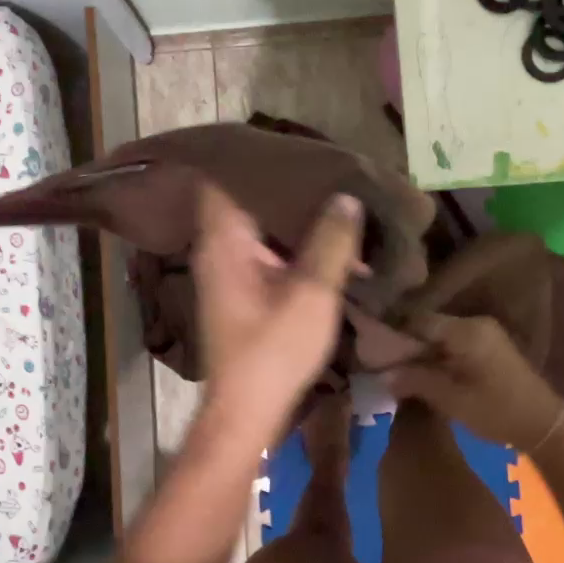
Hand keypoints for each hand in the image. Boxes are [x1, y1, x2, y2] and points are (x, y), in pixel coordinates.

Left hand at [192, 184, 362, 440]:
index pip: (225, 178)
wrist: (246, 413)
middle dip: (287, 189)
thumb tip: (347, 197)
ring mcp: (226, 273)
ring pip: (259, 229)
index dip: (256, 161)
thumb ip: (331, 240)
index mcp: (224, 240)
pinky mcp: (239, 293)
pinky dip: (291, 246)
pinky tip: (328, 246)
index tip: (294, 149)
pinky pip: (264, 252)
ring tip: (336, 202)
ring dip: (293, 220)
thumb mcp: (312, 293)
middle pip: (246, 202)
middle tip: (327, 171)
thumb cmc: (274, 351)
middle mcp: (217, 250)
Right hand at [387, 315, 563, 451]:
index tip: (370, 345)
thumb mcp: (452, 399)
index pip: (418, 319)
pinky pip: (453, 345)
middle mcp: (474, 324)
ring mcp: (484, 335)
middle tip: (379, 360)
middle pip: (428, 326)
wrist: (545, 427)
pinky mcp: (488, 348)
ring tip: (394, 368)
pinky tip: (420, 372)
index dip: (392, 331)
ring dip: (419, 352)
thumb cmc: (498, 411)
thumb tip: (383, 374)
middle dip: (404, 343)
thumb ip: (416, 381)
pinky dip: (435, 356)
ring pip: (439, 337)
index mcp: (466, 330)